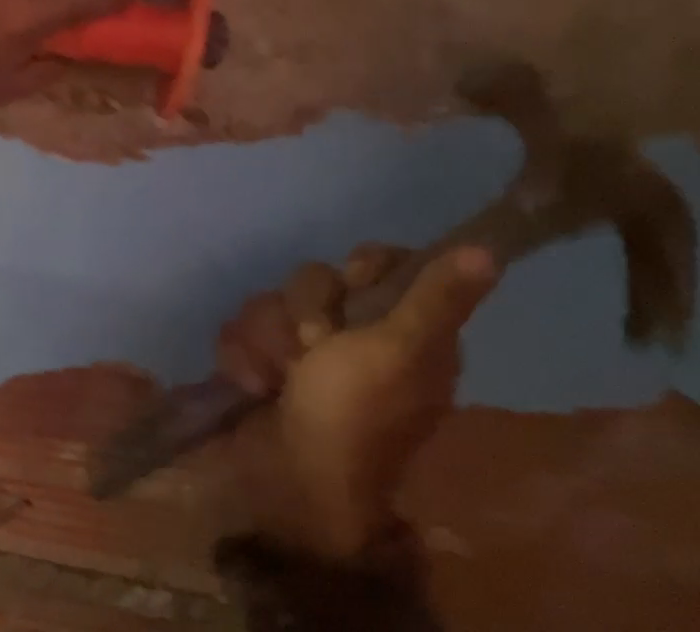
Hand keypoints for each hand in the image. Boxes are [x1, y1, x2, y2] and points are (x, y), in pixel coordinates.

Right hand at [216, 245, 500, 562]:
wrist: (293, 478)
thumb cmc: (352, 412)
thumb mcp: (400, 352)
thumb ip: (434, 300)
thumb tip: (488, 249)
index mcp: (402, 327)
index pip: (378, 261)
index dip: (358, 271)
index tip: (354, 293)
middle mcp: (354, 333)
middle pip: (312, 280)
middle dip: (300, 314)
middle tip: (312, 349)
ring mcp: (303, 350)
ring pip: (268, 304)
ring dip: (264, 340)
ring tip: (274, 378)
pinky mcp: (262, 363)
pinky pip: (239, 332)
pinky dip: (241, 359)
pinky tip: (253, 385)